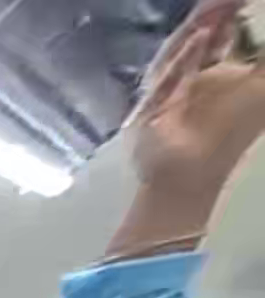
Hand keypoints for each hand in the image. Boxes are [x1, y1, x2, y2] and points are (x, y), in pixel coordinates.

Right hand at [129, 2, 264, 199]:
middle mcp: (188, 77)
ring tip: (215, 4)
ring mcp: (166, 93)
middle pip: (199, 39)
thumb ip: (258, 58)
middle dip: (212, 14)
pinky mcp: (151, 110)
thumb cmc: (231, 132)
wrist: (191, 173)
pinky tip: (202, 36)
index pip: (222, 34)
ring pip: (178, 55)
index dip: (228, 14)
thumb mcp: (261, 83)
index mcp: (216, 69)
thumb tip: (222, 40)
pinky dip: (184, 58)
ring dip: (197, 28)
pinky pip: (168, 80)